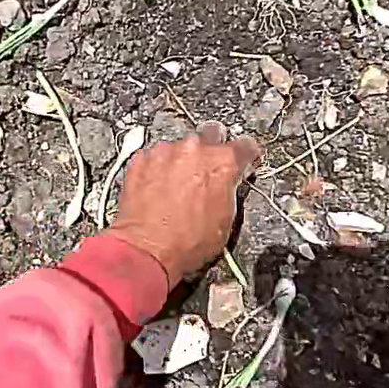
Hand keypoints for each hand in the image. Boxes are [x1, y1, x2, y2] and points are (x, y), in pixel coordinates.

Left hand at [108, 122, 261, 280]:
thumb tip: (228, 184)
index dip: (247, 157)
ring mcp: (165, 152)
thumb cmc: (187, 242)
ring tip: (178, 187)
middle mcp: (195, 149)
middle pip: (211, 137)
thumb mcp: (226, 220)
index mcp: (223, 162)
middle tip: (207, 174)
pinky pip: (155, 157)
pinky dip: (159, 168)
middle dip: (211, 152)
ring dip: (182, 161)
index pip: (245, 147)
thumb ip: (230, 190)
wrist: (147, 250)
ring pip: (181, 147)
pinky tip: (159, 189)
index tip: (244, 162)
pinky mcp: (141, 160)